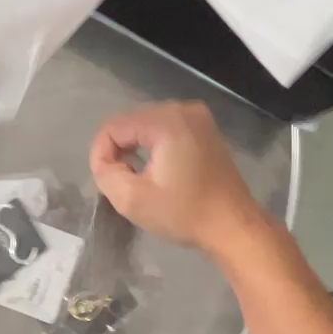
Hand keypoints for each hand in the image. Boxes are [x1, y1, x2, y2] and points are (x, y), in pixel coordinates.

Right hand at [89, 101, 281, 255]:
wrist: (231, 224)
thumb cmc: (183, 214)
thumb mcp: (132, 201)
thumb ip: (106, 174)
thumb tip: (104, 162)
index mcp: (166, 122)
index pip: (114, 126)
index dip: (101, 154)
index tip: (107, 181)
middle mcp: (183, 109)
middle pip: (130, 120)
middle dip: (118, 149)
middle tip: (121, 181)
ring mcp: (197, 116)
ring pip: (146, 124)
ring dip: (134, 148)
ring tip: (136, 176)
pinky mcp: (204, 128)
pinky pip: (165, 128)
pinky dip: (153, 146)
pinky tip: (155, 169)